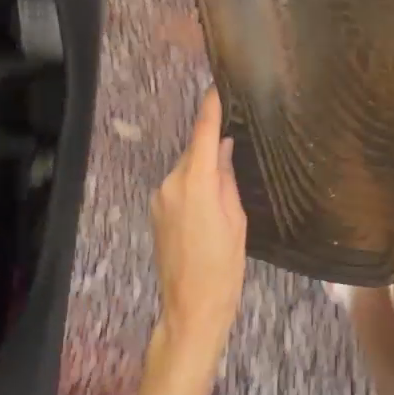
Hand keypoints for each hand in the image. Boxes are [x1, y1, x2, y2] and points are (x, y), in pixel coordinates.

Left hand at [150, 87, 247, 357]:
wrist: (190, 307)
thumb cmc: (224, 267)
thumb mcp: (236, 220)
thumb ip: (227, 179)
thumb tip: (224, 149)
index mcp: (196, 183)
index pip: (204, 134)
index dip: (210, 108)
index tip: (216, 86)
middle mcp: (172, 183)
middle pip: (195, 151)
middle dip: (212, 145)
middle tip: (237, 141)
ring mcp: (160, 197)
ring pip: (186, 168)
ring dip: (203, 168)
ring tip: (226, 187)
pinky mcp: (155, 210)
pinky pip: (178, 185)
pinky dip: (193, 184)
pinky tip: (208, 202)